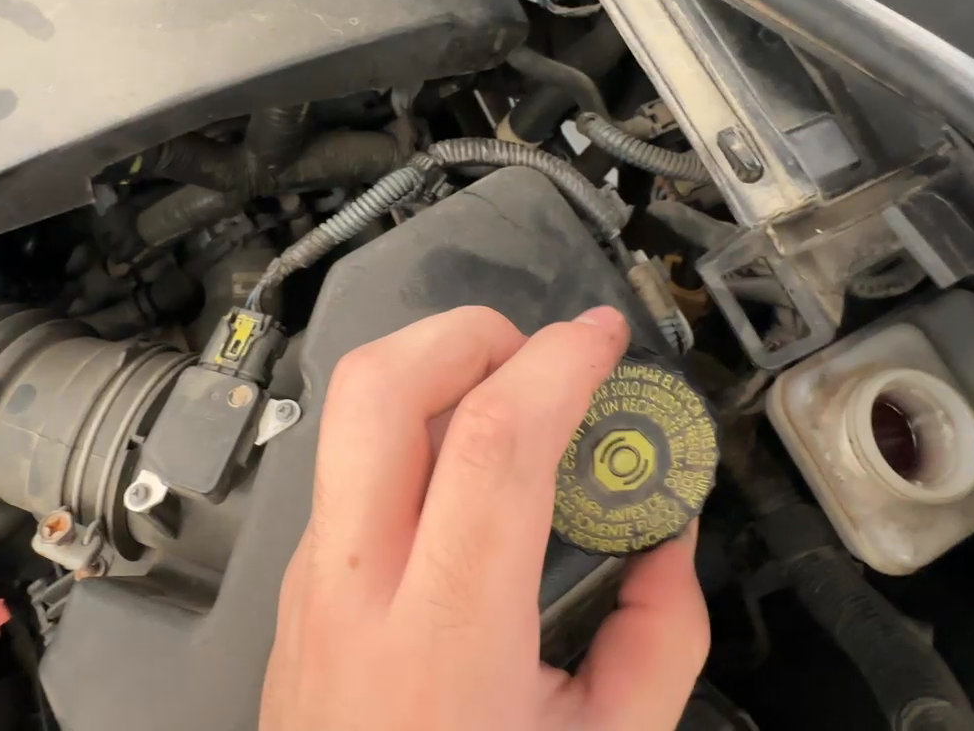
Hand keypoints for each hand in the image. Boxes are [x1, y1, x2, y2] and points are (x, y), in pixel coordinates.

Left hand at [261, 306, 709, 730]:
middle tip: (537, 356)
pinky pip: (355, 453)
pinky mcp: (305, 570)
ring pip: (351, 406)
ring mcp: (315, 568)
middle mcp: (355, 583)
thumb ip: (658, 639)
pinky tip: (470, 459)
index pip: (490, 444)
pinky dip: (419, 420)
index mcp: (441, 637)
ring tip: (509, 393)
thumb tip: (668, 536)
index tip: (603, 339)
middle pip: (376, 388)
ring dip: (436, 365)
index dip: (558, 364)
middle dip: (466, 335)